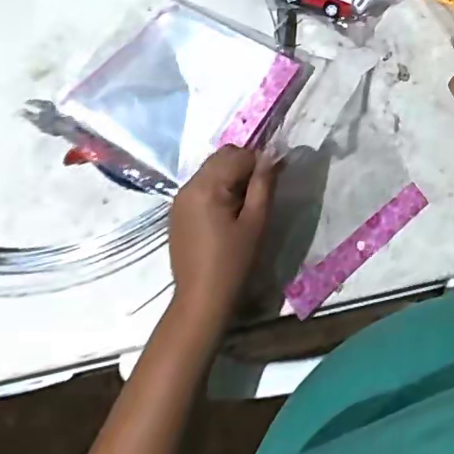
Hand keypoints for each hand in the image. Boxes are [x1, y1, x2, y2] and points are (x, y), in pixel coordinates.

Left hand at [168, 145, 276, 324]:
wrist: (201, 299)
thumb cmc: (233, 261)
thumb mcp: (255, 221)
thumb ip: (263, 183)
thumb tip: (272, 155)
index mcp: (207, 187)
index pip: (239, 155)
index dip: (261, 162)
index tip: (275, 176)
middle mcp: (189, 186)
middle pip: (222, 156)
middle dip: (244, 164)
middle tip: (260, 188)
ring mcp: (179, 198)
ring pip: (211, 168)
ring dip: (231, 174)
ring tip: (245, 201)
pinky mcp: (177, 211)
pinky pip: (201, 184)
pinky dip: (217, 186)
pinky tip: (228, 210)